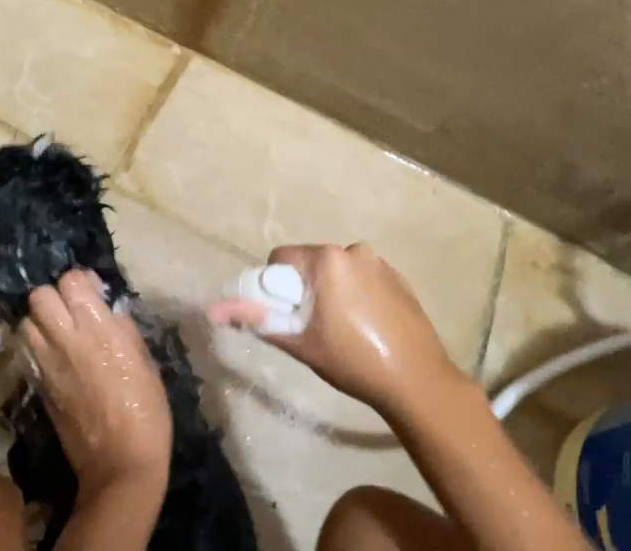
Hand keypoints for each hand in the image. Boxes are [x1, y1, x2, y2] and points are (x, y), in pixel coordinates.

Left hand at [21, 270, 171, 496]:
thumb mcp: (145, 360)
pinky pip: (27, 352)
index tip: (92, 294)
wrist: (121, 464)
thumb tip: (109, 311)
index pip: (71, 280)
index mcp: (99, 328)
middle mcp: (67, 339)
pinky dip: (36, 347)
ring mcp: (48, 363)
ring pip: (26, 323)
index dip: (80, 282)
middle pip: (39, 296)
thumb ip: (123, 329)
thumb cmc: (146, 410)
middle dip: (53, 297)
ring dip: (40, 322)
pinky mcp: (38, 386)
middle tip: (71, 312)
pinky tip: (54, 357)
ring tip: (59, 333)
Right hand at [209, 244, 465, 416]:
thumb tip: (212, 311)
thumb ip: (255, 320)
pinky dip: (356, 295)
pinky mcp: (399, 278)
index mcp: (327, 260)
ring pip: (338, 271)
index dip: (275, 286)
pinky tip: (366, 327)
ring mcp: (380, 262)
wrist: (417, 380)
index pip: (282, 258)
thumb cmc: (352, 360)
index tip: (285, 314)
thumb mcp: (299, 342)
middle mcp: (353, 250)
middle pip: (311, 263)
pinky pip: (363, 278)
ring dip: (331, 291)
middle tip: (312, 326)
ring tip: (341, 330)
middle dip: (305, 289)